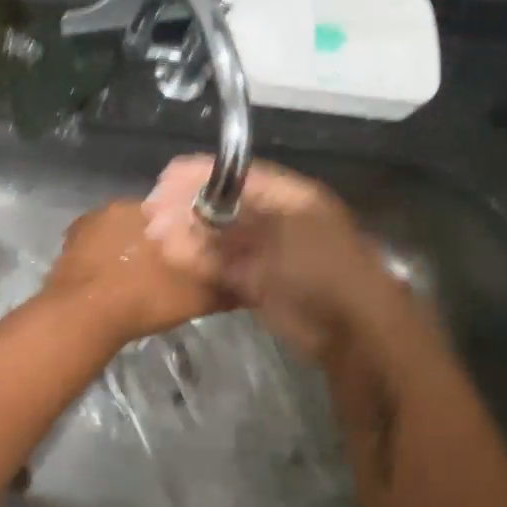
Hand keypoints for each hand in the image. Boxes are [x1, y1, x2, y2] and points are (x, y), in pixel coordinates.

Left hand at [43, 198, 228, 347]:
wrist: (84, 315)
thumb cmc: (144, 298)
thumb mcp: (197, 298)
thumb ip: (227, 288)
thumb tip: (252, 286)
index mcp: (152, 210)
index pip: (178, 210)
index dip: (186, 230)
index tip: (191, 249)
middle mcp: (121, 205)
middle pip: (148, 219)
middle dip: (157, 238)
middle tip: (166, 267)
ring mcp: (91, 220)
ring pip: (120, 229)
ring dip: (129, 245)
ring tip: (137, 276)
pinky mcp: (70, 237)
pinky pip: (95, 240)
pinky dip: (103, 254)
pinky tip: (110, 278)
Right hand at [144, 156, 401, 362]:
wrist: (354, 332)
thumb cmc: (325, 266)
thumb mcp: (285, 227)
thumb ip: (238, 217)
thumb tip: (197, 209)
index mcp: (290, 198)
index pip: (239, 177)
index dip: (202, 174)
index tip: (166, 176)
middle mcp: (276, 221)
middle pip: (223, 205)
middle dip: (187, 205)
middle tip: (152, 209)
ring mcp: (266, 254)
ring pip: (217, 237)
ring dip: (186, 234)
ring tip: (154, 235)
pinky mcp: (257, 284)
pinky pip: (221, 267)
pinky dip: (196, 261)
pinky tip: (171, 256)